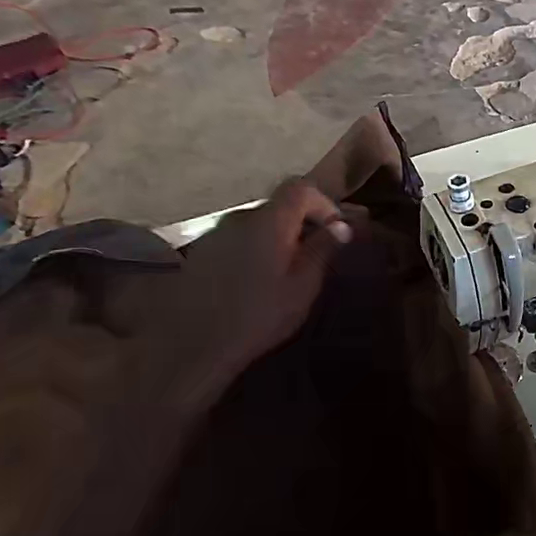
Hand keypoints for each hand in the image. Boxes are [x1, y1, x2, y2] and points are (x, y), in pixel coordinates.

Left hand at [176, 176, 354, 377]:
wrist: (193, 346)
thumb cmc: (259, 315)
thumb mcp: (303, 285)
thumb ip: (322, 250)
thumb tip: (342, 225)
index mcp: (269, 222)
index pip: (300, 188)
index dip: (323, 202)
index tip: (335, 228)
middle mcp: (240, 218)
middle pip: (279, 204)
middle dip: (303, 221)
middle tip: (317, 252)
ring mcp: (215, 234)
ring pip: (258, 223)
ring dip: (278, 236)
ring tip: (288, 269)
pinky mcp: (200, 252)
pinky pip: (238, 238)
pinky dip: (255, 248)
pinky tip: (257, 278)